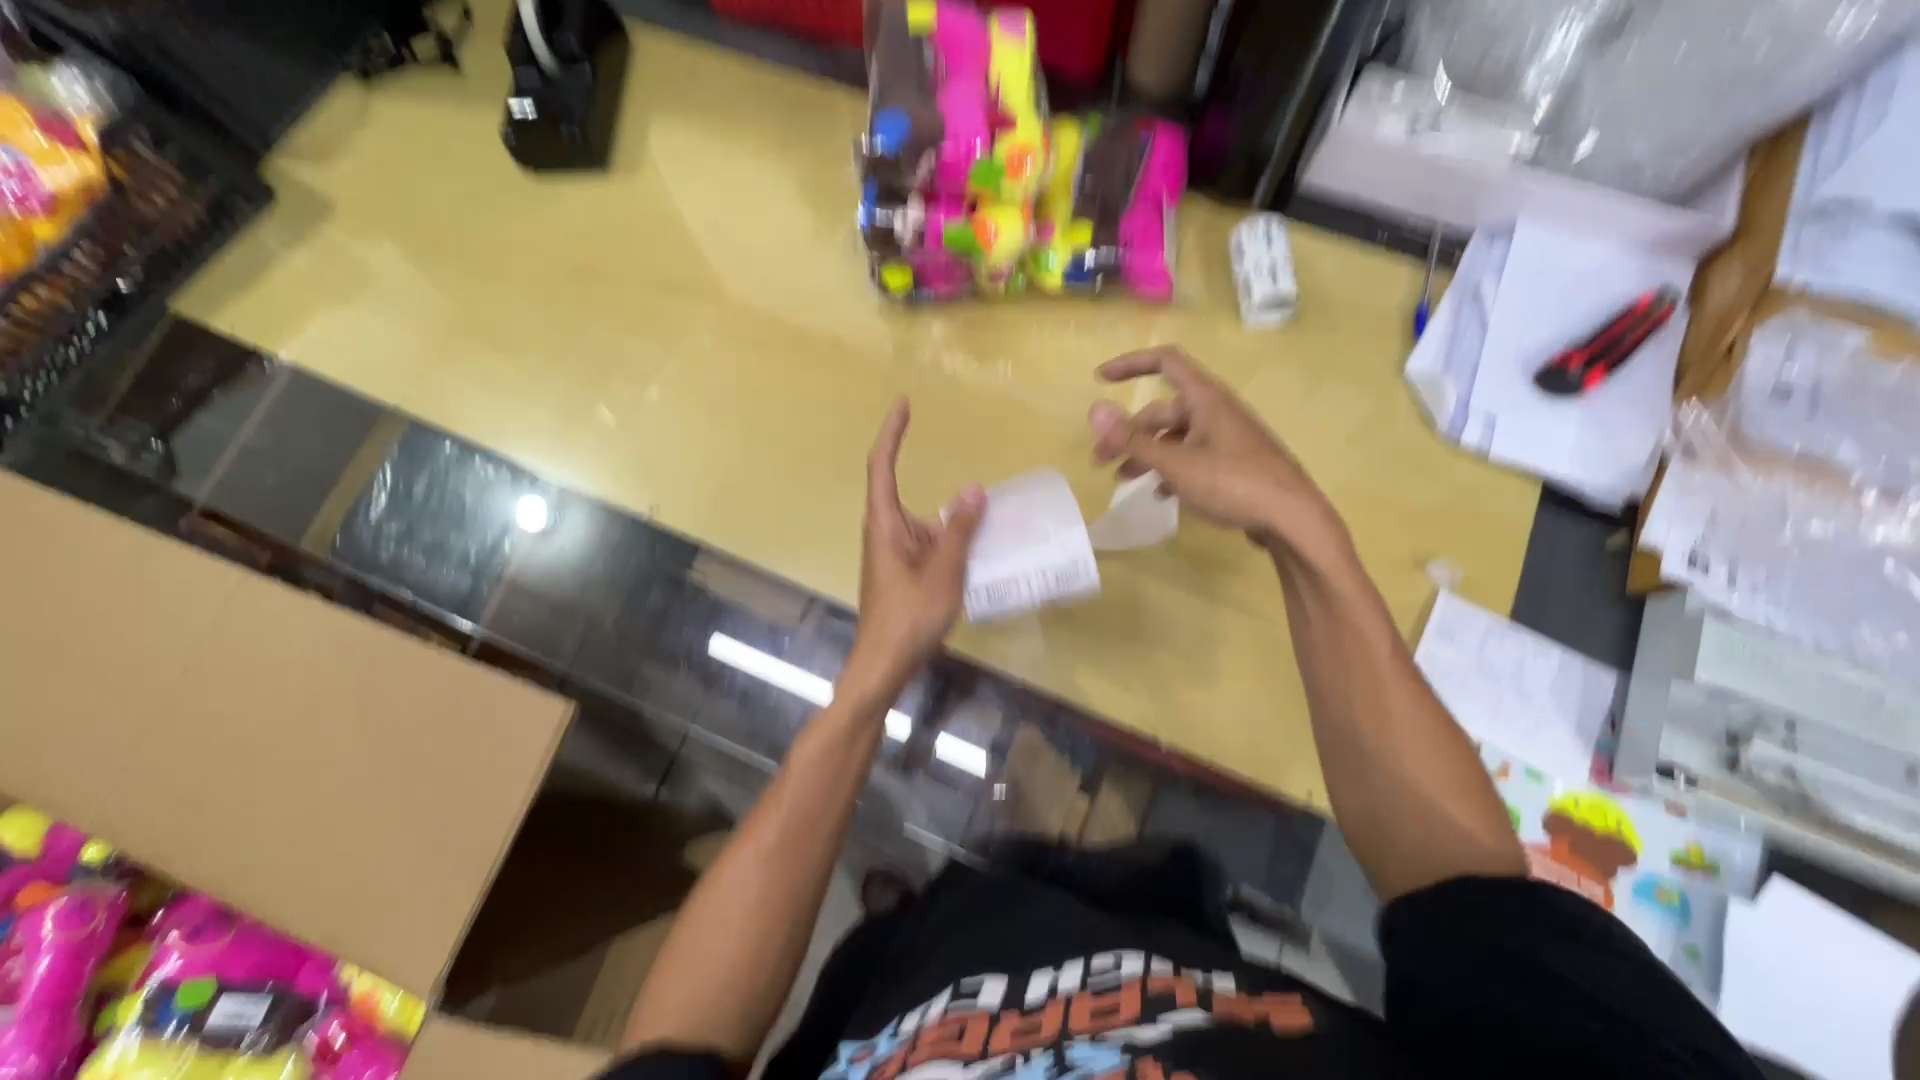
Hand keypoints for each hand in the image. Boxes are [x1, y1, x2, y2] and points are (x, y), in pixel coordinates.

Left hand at [844, 398, 985, 700]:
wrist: (884, 665)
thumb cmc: (909, 617)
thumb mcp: (944, 571)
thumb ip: (960, 530)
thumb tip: (973, 490)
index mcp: (884, 524)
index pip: (882, 466)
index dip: (892, 433)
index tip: (904, 404)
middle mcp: (885, 534)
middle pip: (914, 501)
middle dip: (950, 509)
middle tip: (987, 512)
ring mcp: (893, 556)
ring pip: (928, 530)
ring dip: (955, 533)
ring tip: (992, 543)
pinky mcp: (902, 575)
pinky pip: (930, 550)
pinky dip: (952, 550)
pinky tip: (980, 564)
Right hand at [1088, 347, 1346, 557]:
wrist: (1293, 518)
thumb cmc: (1234, 483)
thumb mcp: (1176, 463)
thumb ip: (1133, 439)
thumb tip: (1094, 409)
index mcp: (1206, 399)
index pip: (1165, 362)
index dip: (1131, 364)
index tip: (1100, 379)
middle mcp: (1216, 411)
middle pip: (1163, 411)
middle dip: (1129, 433)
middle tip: (1102, 461)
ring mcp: (1227, 438)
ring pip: (1176, 438)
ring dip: (1147, 455)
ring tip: (1124, 481)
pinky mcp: (1234, 463)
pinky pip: (1193, 457)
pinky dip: (1171, 470)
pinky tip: (1161, 494)